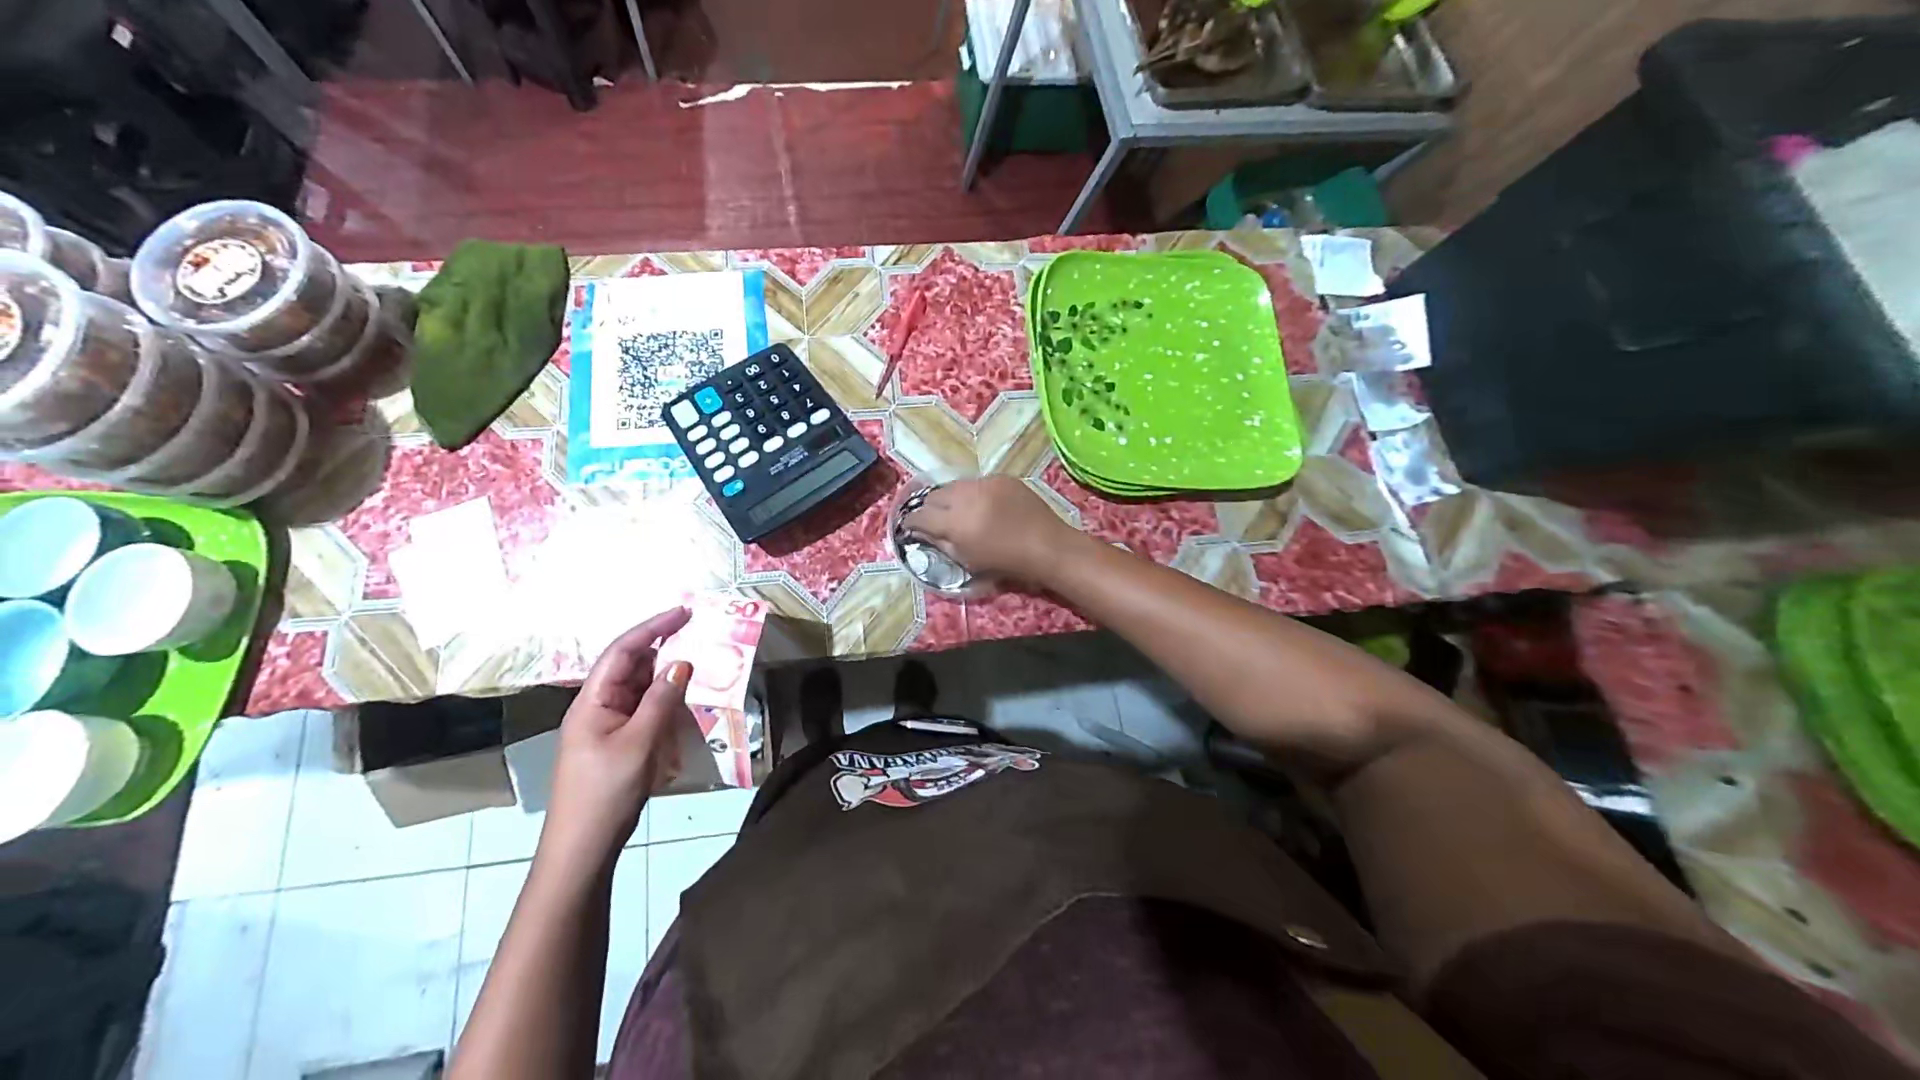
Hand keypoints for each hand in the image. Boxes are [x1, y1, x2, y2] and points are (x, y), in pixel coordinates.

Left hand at [539, 607, 692, 870]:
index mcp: (592, 701)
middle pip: (631, 666)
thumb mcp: (638, 744)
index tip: (684, 612)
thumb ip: (661, 700)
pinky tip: (686, 700)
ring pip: (640, 688)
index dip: (652, 627)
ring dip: (667, 675)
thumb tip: (682, 663)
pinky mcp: (618, 744)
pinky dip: (665, 701)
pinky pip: (644, 710)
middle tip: (700, 635)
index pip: (623, 651)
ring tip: (700, 663)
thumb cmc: (605, 793)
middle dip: (663, 647)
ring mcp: (607, 726)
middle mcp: (597, 707)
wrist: (582, 849)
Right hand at [903, 476, 1082, 581]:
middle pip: (934, 495)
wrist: (1048, 546)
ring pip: (955, 485)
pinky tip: (983, 506)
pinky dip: (973, 493)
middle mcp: (966, 496)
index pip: (921, 516)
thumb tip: (925, 533)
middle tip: (932, 518)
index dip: (912, 522)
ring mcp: (985, 483)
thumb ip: (941, 544)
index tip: (911, 527)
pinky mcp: (1001, 478)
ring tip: (956, 510)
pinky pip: (978, 482)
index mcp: (955, 522)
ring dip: (950, 498)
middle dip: (929, 507)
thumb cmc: (1007, 563)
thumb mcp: (968, 561)